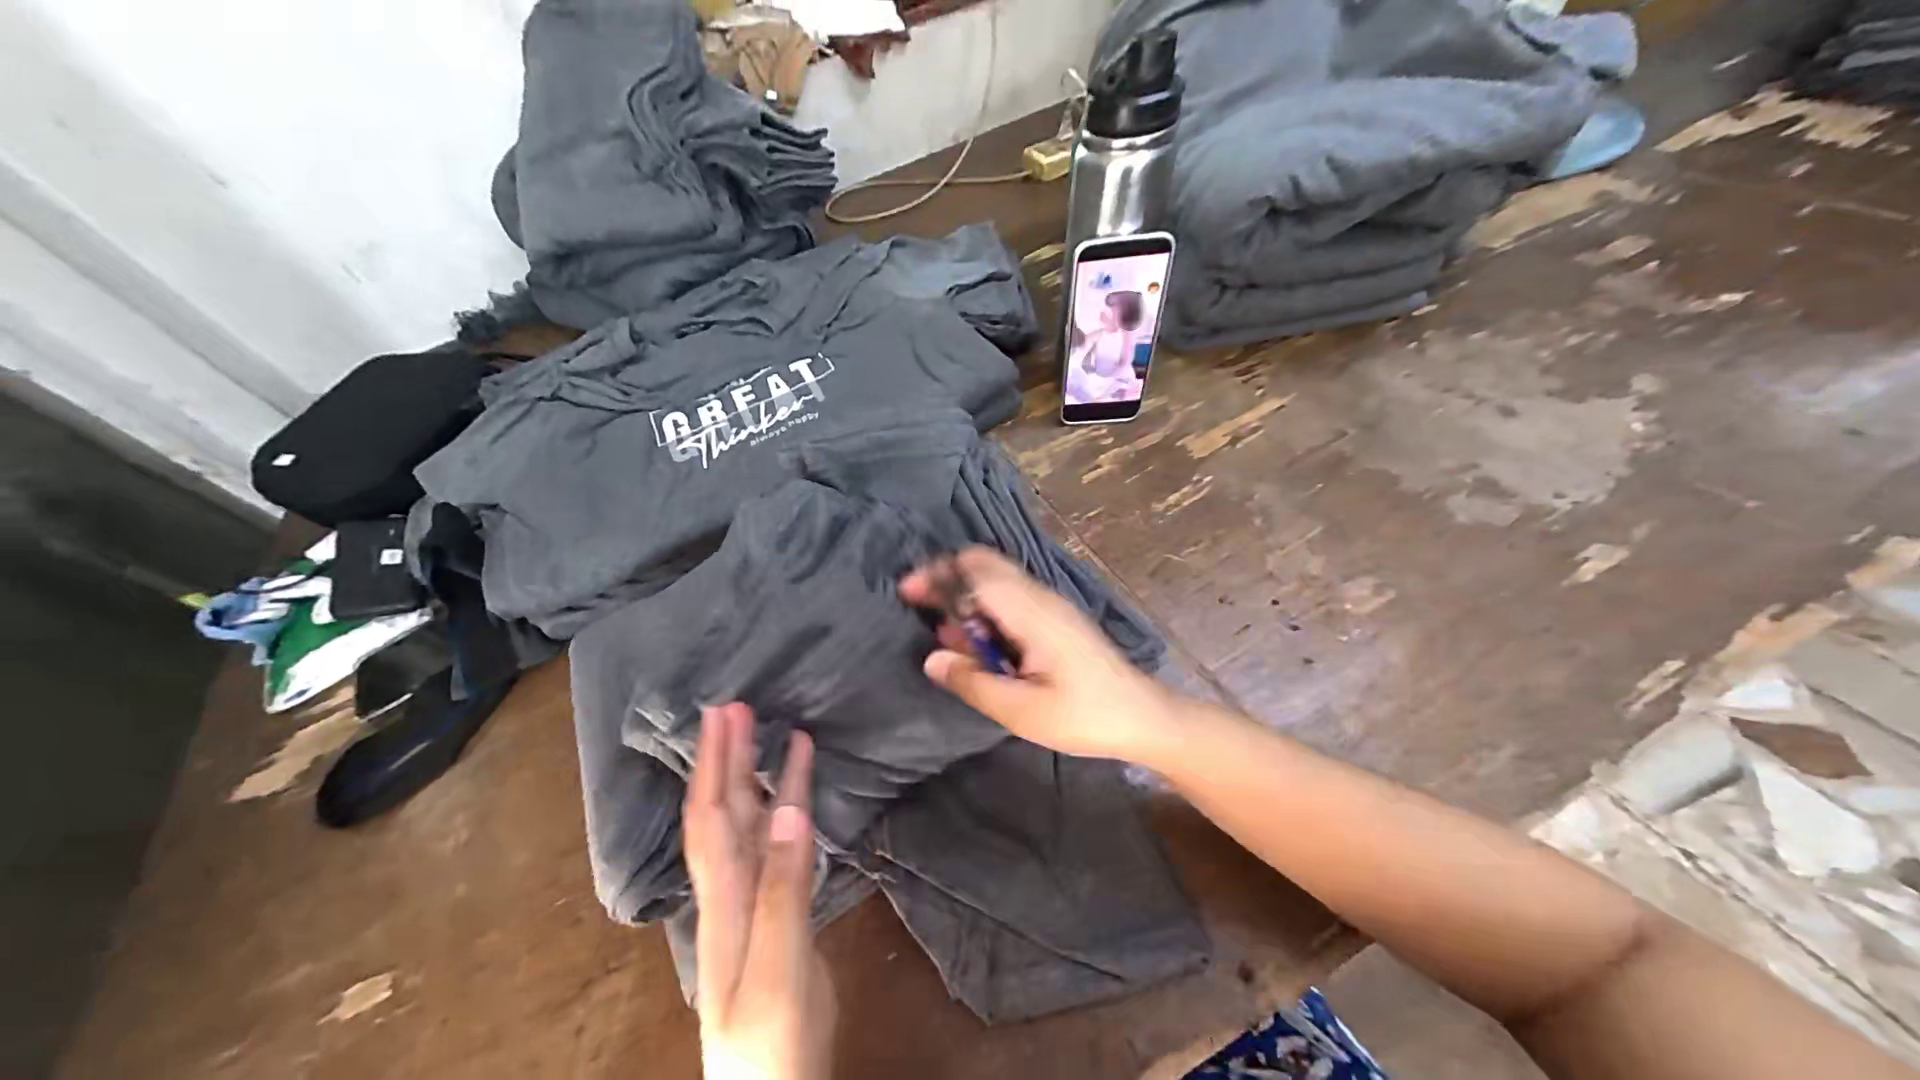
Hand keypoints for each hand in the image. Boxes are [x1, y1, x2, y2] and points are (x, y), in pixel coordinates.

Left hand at [683, 704, 833, 1079]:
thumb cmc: (769, 1047)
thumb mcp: (777, 972)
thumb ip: (782, 891)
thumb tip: (788, 810)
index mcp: (724, 900)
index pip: (710, 817)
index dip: (714, 763)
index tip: (724, 713)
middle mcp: (731, 893)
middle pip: (725, 813)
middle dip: (729, 757)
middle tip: (740, 705)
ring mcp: (754, 905)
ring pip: (750, 828)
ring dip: (758, 778)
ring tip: (774, 734)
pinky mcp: (779, 916)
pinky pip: (776, 848)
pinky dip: (785, 812)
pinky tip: (795, 796)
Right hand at [900, 547, 1176, 760]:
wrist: (1144, 717)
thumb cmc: (1084, 716)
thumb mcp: (1022, 711)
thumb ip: (973, 682)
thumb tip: (932, 658)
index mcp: (1032, 613)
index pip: (977, 571)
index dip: (939, 574)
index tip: (908, 590)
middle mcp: (1041, 598)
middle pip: (987, 566)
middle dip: (949, 579)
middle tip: (923, 608)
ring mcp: (1051, 607)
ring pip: (998, 583)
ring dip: (968, 599)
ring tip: (948, 636)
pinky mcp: (1056, 620)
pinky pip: (1012, 601)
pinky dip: (987, 612)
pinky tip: (980, 647)